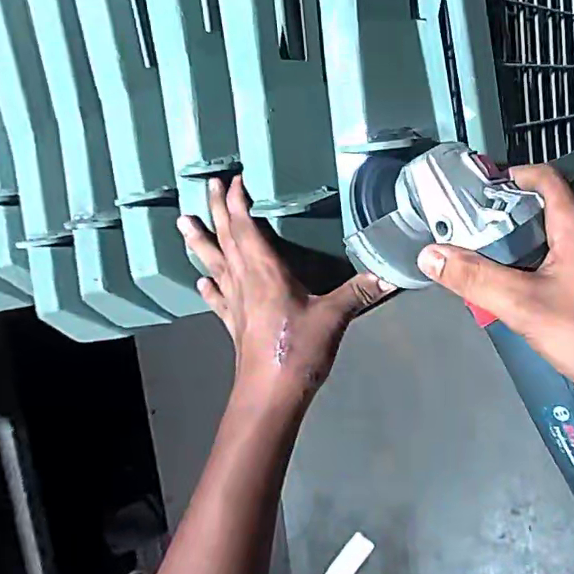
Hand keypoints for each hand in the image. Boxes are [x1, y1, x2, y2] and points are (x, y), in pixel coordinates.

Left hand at [178, 175, 393, 412]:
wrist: (270, 395)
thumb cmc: (298, 349)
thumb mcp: (335, 316)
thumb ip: (359, 290)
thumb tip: (391, 272)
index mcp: (265, 272)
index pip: (246, 227)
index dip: (238, 202)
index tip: (235, 179)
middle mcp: (245, 281)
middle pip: (225, 238)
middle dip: (216, 209)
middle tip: (206, 184)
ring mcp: (235, 304)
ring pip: (214, 263)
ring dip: (200, 241)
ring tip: (183, 222)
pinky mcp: (234, 325)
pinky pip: (218, 298)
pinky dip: (209, 285)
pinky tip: (202, 280)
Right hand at [415, 165, 573, 403]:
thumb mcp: (523, 305)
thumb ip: (475, 278)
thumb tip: (430, 254)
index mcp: (573, 226)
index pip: (544, 178)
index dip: (511, 173)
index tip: (478, 185)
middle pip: (541, 205)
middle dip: (503, 209)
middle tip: (466, 221)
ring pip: (546, 235)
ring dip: (514, 238)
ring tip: (478, 250)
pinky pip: (553, 258)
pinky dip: (527, 261)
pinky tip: (507, 284)